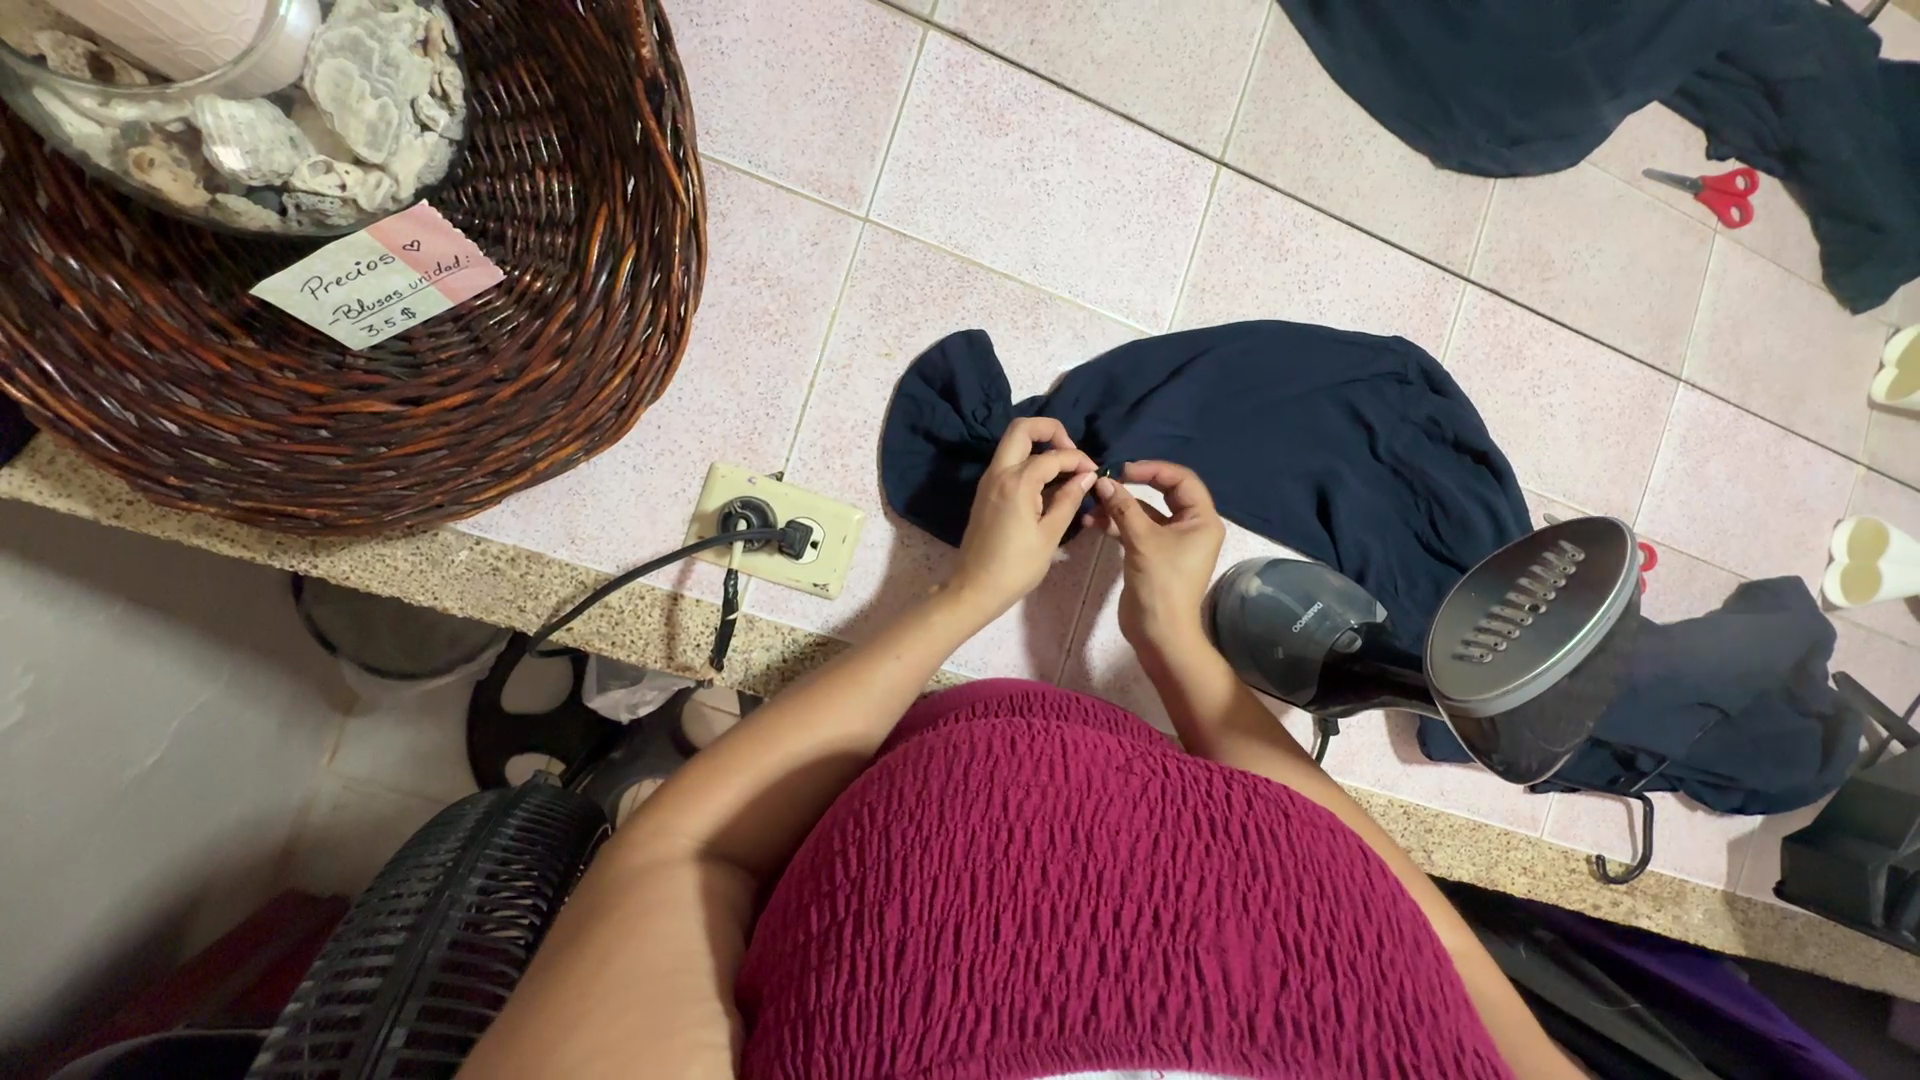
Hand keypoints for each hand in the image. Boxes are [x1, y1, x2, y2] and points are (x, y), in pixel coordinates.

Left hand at [944, 418, 1096, 616]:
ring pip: (1012, 444)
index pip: (1053, 456)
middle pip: (1022, 428)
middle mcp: (998, 473)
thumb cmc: (1016, 567)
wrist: (975, 587)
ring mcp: (988, 481)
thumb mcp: (1050, 535)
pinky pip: (1008, 463)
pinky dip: (1028, 461)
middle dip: (1050, 430)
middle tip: (1071, 453)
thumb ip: (1068, 500)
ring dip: (1038, 445)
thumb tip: (1086, 477)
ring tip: (1064, 469)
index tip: (1094, 472)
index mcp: (1016, 482)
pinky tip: (1048, 483)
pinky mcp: (985, 492)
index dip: (1078, 459)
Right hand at [1083, 461, 1225, 665]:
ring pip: (1144, 513)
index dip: (1153, 470)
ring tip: (1091, 508)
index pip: (1181, 480)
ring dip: (1118, 509)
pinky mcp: (1153, 555)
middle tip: (1106, 484)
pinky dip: (1116, 525)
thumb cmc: (1160, 583)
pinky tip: (1092, 523)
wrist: (1159, 632)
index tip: (1124, 470)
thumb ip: (1123, 507)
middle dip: (1131, 488)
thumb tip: (1104, 482)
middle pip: (1162, 494)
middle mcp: (1191, 527)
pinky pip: (1135, 530)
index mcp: (1202, 520)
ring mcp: (1171, 542)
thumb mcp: (1142, 540)